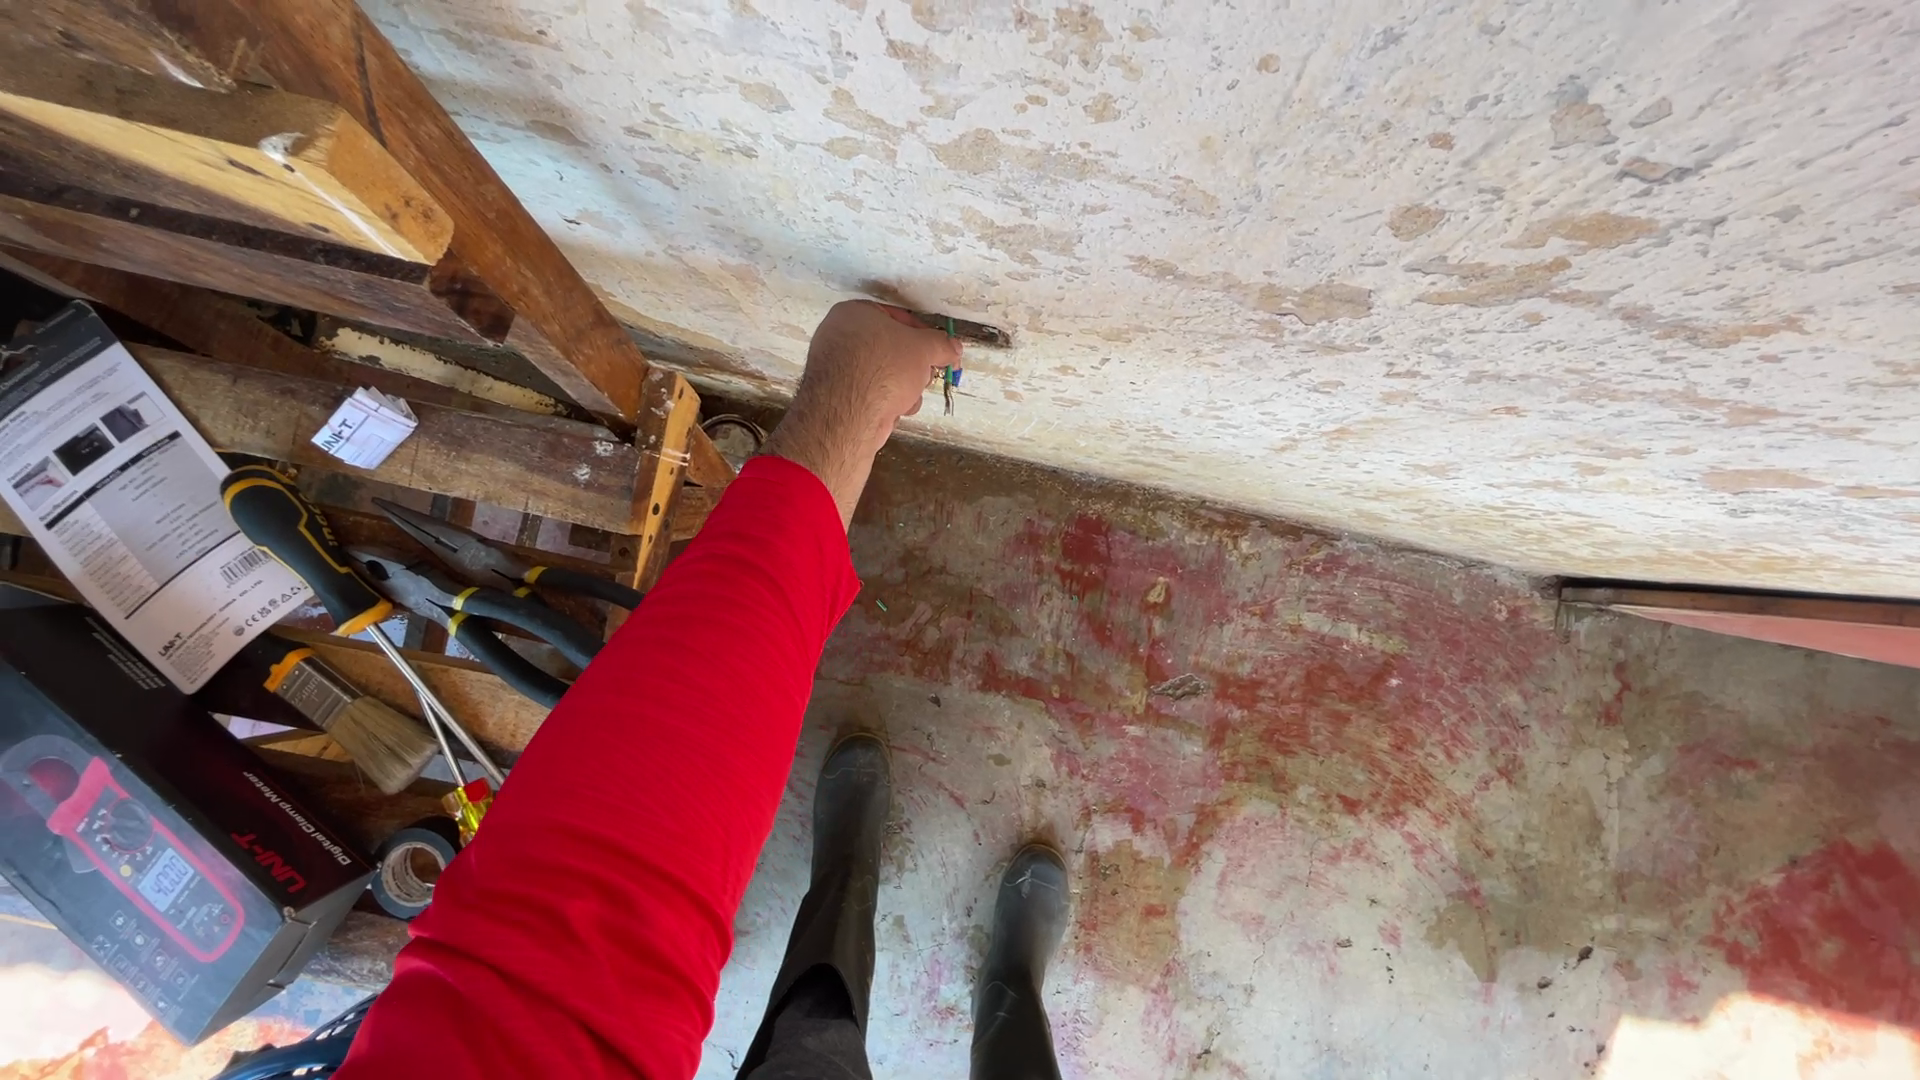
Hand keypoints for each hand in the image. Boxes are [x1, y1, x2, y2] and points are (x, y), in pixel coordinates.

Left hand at [761, 301, 962, 527]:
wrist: (849, 416)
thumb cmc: (882, 370)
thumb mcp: (923, 349)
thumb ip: (941, 345)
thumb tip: (954, 348)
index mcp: (854, 313)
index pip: (898, 317)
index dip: (925, 335)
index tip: (941, 351)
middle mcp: (840, 338)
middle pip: (892, 349)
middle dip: (914, 366)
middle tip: (925, 375)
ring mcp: (838, 370)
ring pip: (886, 375)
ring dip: (905, 388)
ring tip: (908, 396)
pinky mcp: (840, 398)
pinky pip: (874, 394)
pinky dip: (888, 402)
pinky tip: (893, 410)